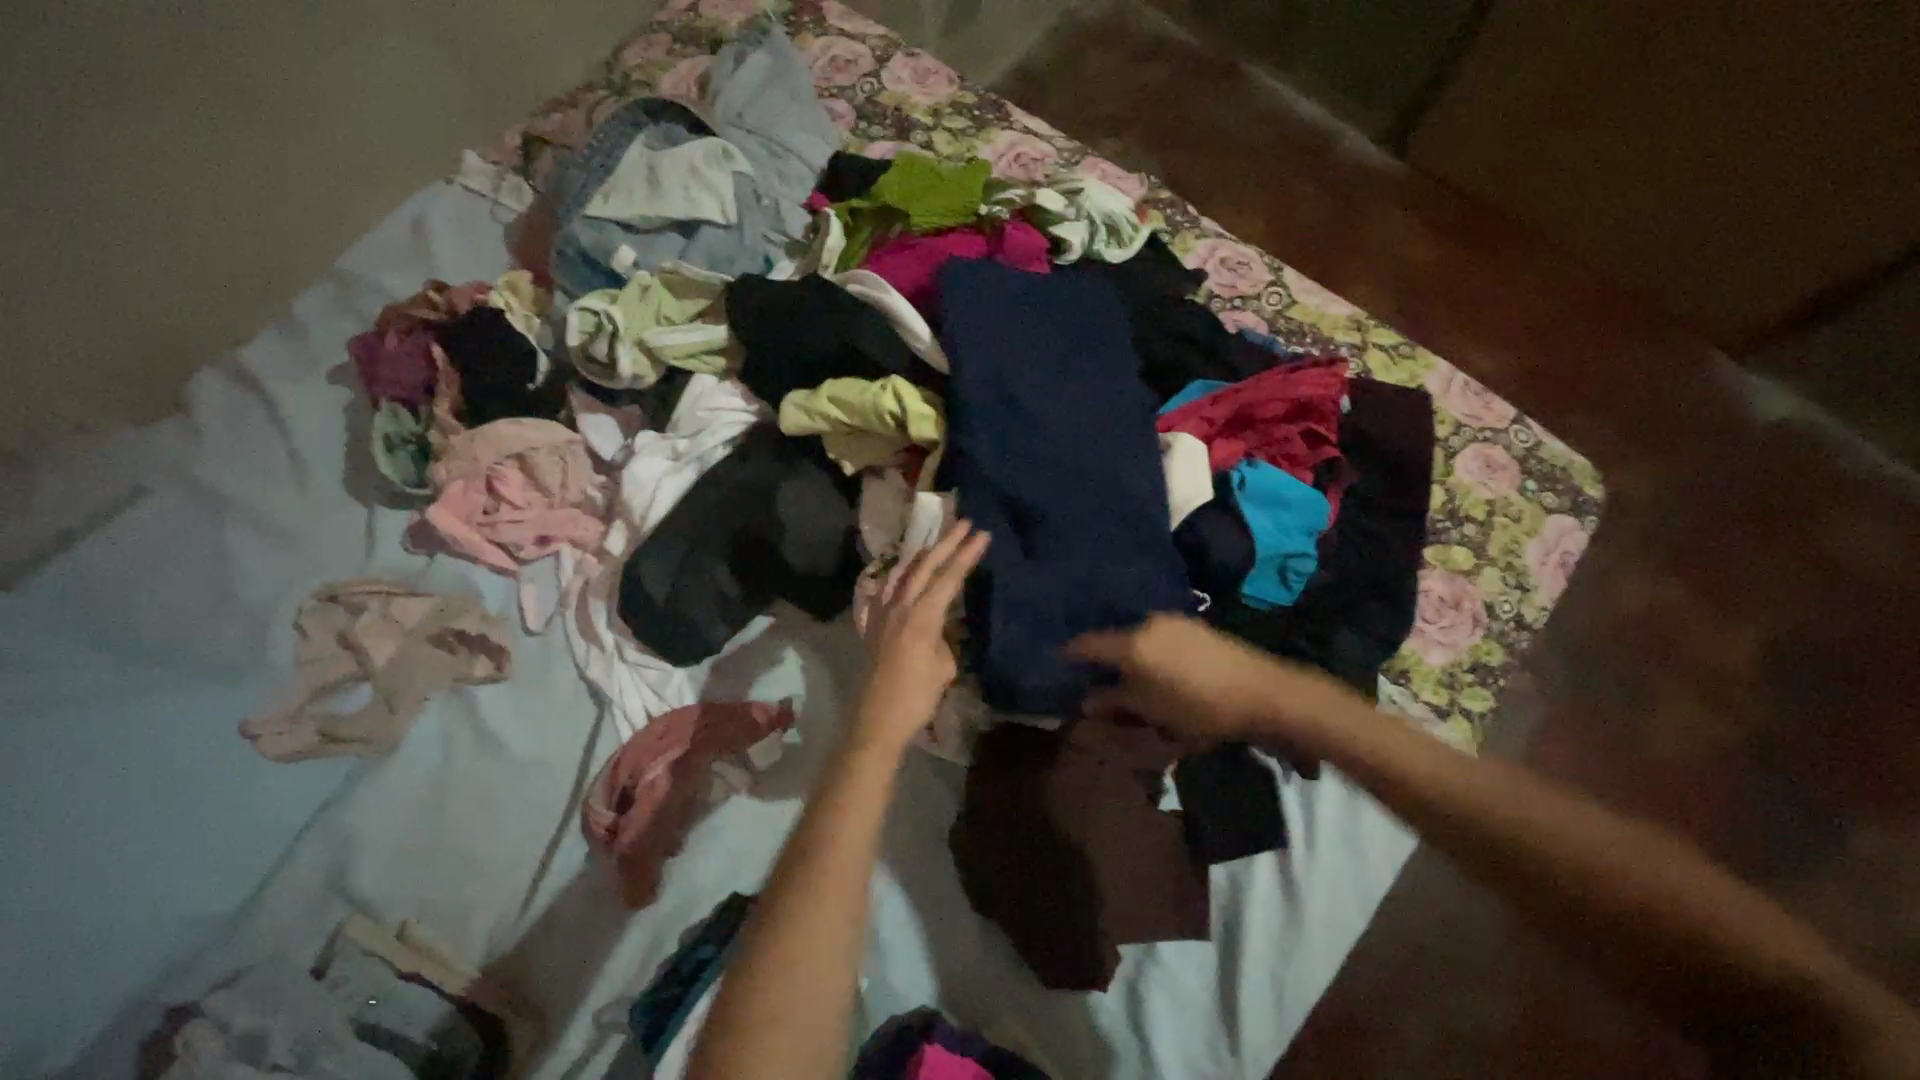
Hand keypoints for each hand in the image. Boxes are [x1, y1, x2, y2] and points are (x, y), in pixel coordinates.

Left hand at [851, 521, 990, 753]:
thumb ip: (944, 639)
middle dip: (946, 543)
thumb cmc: (917, 697)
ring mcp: (882, 613)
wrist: (877, 719)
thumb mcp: (944, 667)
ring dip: (921, 552)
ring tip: (936, 537)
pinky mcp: (873, 624)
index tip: (982, 534)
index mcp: (922, 617)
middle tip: (965, 522)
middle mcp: (900, 607)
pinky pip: (885, 588)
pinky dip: (898, 574)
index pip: (949, 577)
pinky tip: (902, 570)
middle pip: (925, 566)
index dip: (967, 555)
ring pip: (902, 572)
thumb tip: (942, 628)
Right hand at [1065, 615, 1352, 745]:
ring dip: (1128, 657)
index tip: (1056, 660)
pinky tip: (1154, 671)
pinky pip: (1159, 638)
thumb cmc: (1199, 705)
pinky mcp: (1197, 629)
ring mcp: (1176, 623)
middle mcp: (1150, 623)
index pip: (1088, 643)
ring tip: (1125, 679)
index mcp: (1133, 641)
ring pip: (1139, 639)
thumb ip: (1115, 701)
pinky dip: (1149, 654)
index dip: (1070, 653)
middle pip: (1115, 639)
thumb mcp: (1152, 709)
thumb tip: (1086, 700)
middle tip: (1092, 678)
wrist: (1263, 692)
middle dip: (1102, 659)